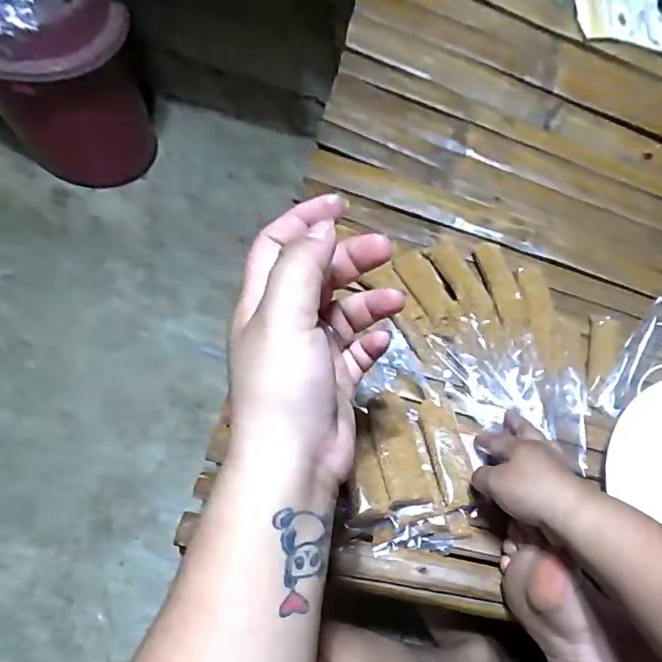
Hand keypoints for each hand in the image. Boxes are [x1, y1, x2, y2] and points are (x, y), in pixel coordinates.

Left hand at [226, 195, 405, 489]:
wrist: (295, 457)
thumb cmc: (284, 384)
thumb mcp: (284, 316)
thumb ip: (300, 267)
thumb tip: (322, 230)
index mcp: (263, 304)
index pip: (278, 246)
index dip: (305, 220)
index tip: (342, 204)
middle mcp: (285, 324)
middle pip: (317, 277)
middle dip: (349, 258)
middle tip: (387, 249)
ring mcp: (312, 356)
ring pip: (342, 314)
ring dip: (369, 301)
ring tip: (398, 300)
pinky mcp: (336, 383)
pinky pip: (357, 352)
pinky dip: (372, 341)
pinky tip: (386, 339)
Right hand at [472, 412, 594, 533]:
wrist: (567, 508)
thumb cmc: (527, 491)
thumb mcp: (494, 483)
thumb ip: (483, 476)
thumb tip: (480, 474)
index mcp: (519, 447)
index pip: (498, 440)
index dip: (486, 440)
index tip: (477, 439)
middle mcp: (539, 449)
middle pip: (526, 431)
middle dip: (515, 424)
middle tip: (509, 415)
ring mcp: (556, 462)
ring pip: (544, 443)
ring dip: (535, 437)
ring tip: (531, 436)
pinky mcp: (567, 478)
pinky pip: (554, 461)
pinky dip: (547, 457)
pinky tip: (547, 460)